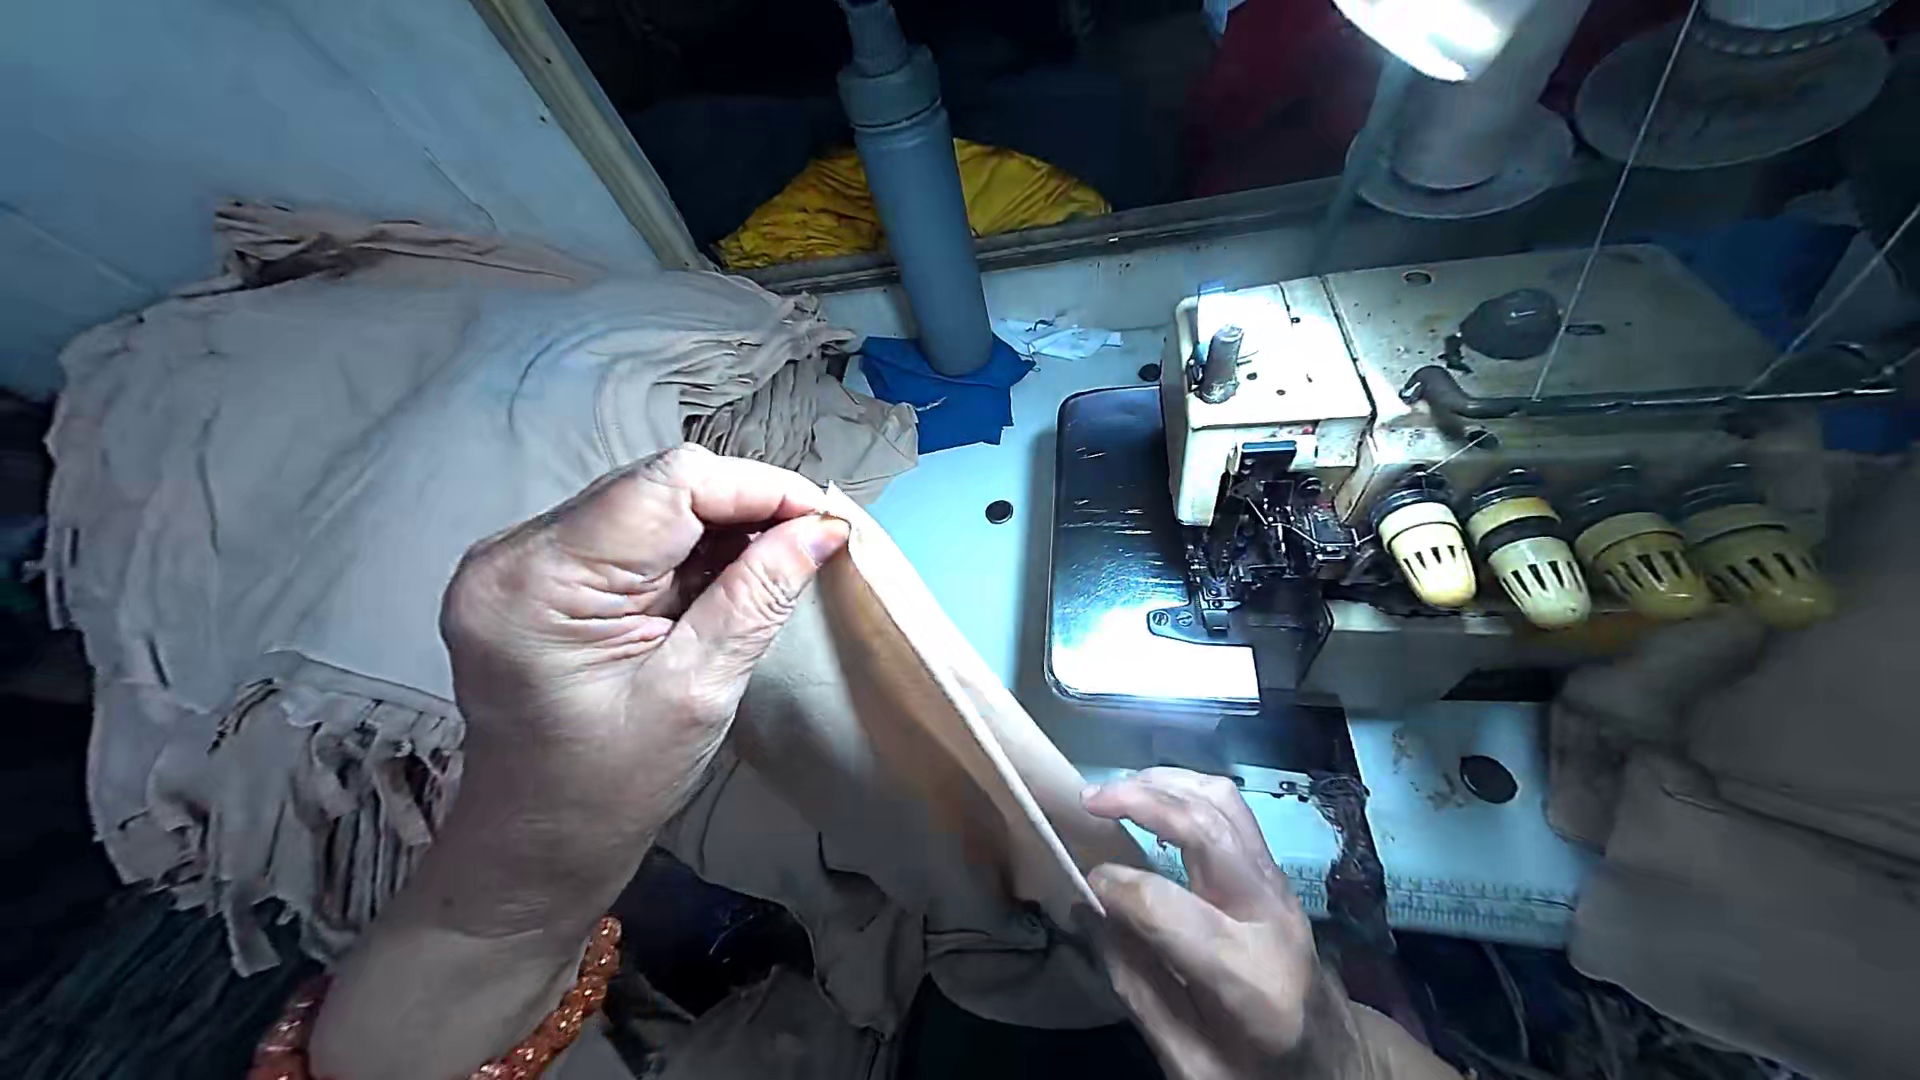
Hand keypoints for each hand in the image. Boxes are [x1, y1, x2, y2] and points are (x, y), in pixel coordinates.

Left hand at [311, 445, 846, 1078]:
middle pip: (662, 484)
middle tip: (811, 543)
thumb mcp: (699, 692)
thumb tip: (822, 529)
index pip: (670, 483)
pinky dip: (700, 543)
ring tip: (778, 561)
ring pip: (657, 499)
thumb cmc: (612, 788)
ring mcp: (528, 556)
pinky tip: (734, 573)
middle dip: (749, 506)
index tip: (823, 521)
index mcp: (540, 580)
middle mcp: (518, 549)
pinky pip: (643, 528)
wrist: (534, 846)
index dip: (760, 488)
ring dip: (728, 524)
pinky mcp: (549, 570)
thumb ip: (758, 596)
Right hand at [1081, 768, 1358, 1079]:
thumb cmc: (1257, 1070)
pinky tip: (1155, 794)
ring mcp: (1277, 882)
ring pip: (1220, 802)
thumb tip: (1084, 911)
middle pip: (1202, 829)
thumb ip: (1133, 986)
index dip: (1114, 887)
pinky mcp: (1273, 867)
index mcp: (1249, 979)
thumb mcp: (1190, 1062)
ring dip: (1162, 783)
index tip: (1083, 885)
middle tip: (1087, 800)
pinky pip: (1231, 805)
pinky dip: (1185, 786)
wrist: (1337, 1063)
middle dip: (1137, 801)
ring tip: (1116, 789)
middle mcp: (1269, 914)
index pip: (1165, 907)